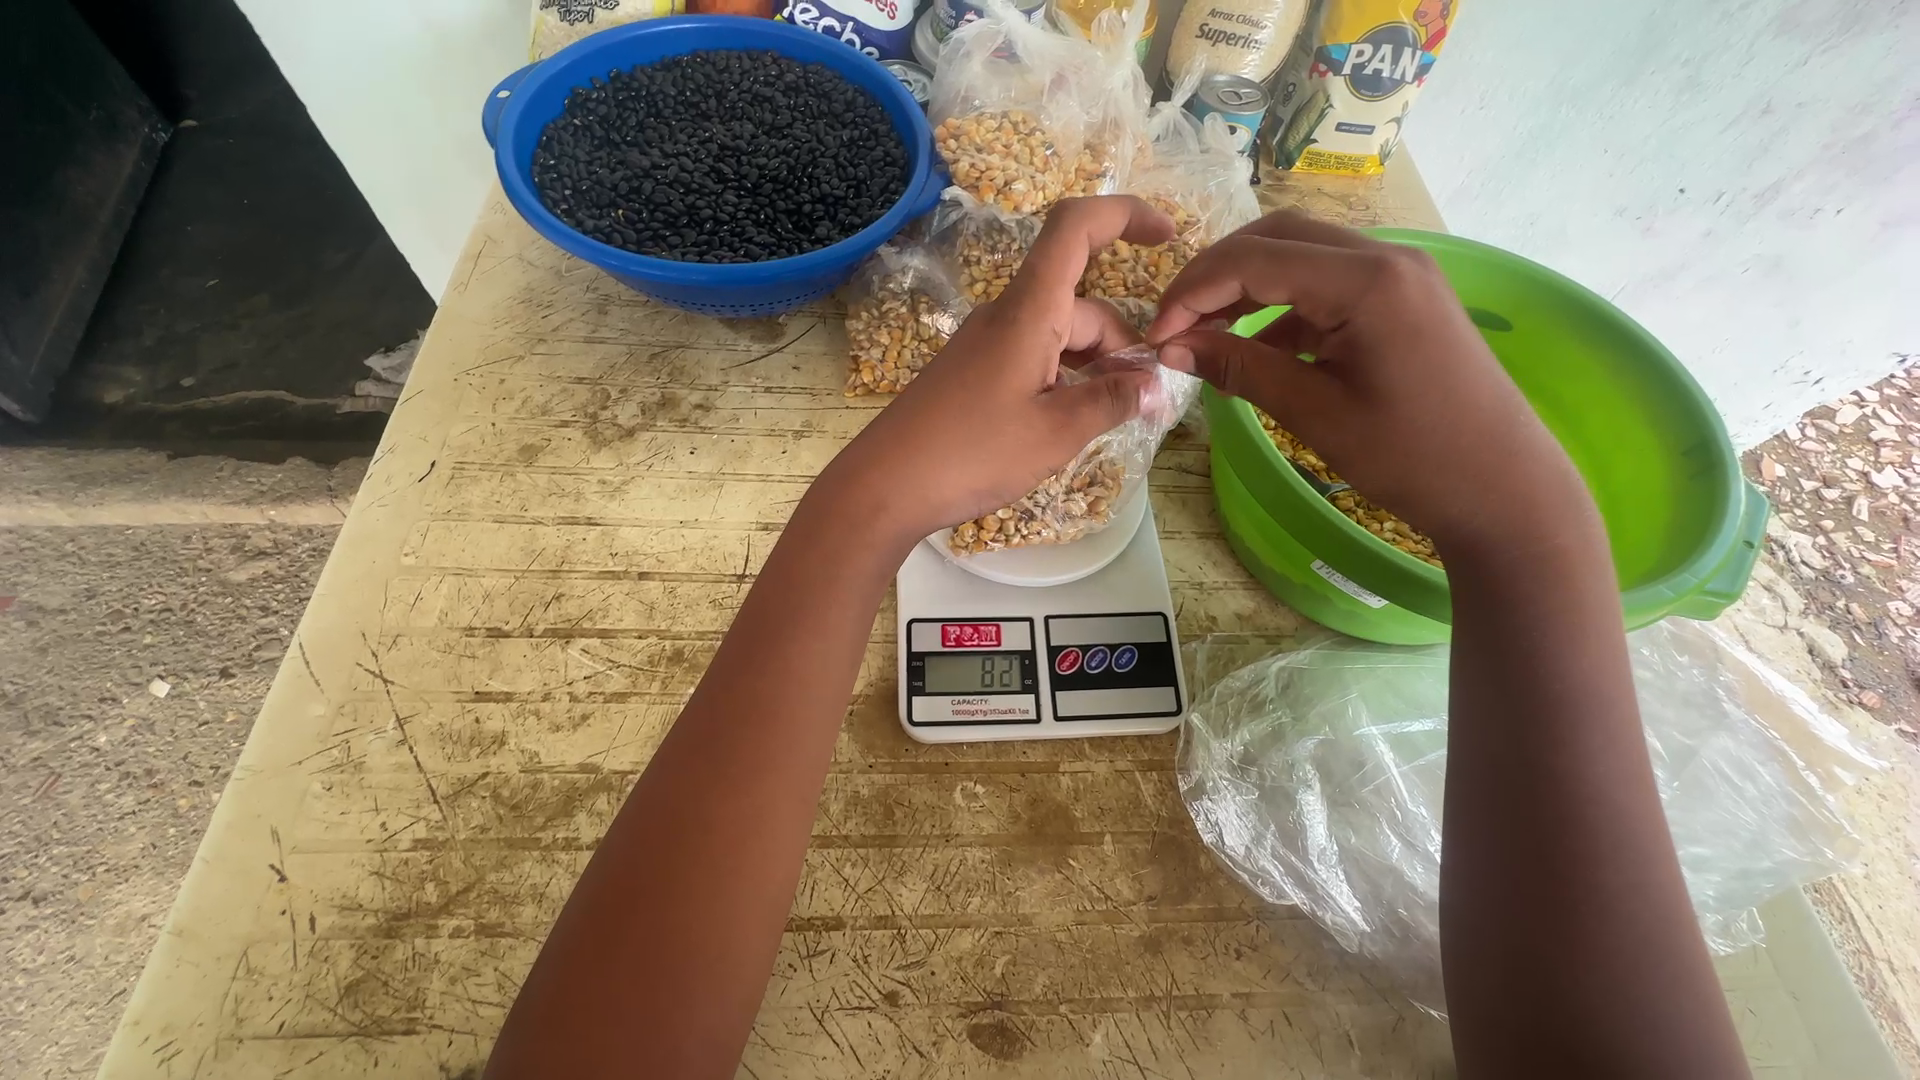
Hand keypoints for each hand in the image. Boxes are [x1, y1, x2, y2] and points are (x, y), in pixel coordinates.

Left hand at [824, 196, 1177, 541]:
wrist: (886, 486)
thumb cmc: (973, 454)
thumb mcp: (1055, 432)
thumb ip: (1110, 402)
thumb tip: (1152, 386)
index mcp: (1029, 312)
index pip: (1076, 228)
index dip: (1125, 215)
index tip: (1166, 236)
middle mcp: (1006, 317)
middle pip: (1078, 303)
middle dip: (1121, 344)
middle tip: (1146, 402)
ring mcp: (986, 346)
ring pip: (1057, 337)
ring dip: (1094, 367)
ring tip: (1116, 416)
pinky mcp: (973, 374)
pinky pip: (1032, 360)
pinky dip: (1063, 380)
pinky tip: (1072, 420)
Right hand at [1144, 211, 1587, 552]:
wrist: (1503, 486)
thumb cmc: (1410, 456)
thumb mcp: (1313, 412)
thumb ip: (1239, 368)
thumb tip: (1171, 348)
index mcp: (1367, 281)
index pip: (1253, 259)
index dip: (1192, 292)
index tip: (1156, 338)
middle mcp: (1386, 257)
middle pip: (1275, 237)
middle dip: (1214, 276)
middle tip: (1175, 327)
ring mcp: (1399, 273)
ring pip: (1299, 255)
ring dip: (1245, 288)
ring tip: (1206, 338)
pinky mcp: (1402, 297)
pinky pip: (1325, 283)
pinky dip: (1281, 306)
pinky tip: (1258, 348)